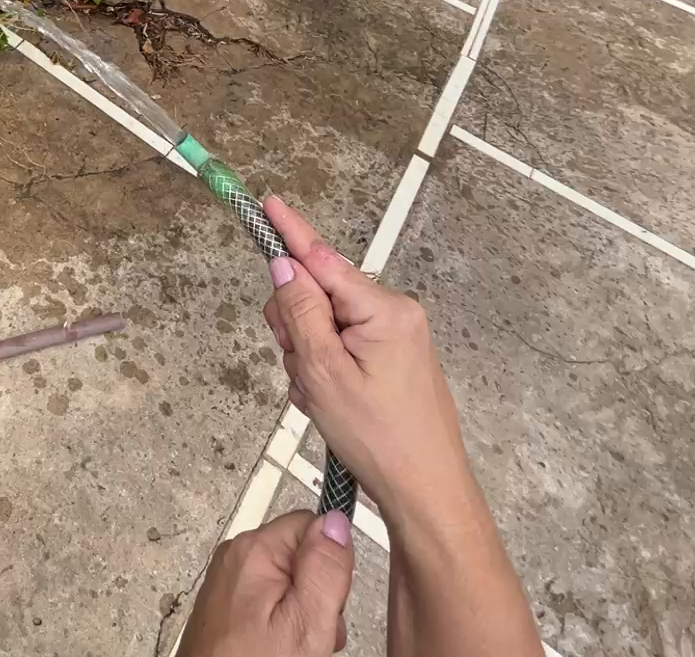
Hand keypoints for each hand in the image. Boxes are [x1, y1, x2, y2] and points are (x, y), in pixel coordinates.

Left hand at [178, 510, 355, 656]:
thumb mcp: (305, 623)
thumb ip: (324, 570)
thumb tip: (336, 520)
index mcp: (255, 549)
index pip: (308, 523)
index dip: (330, 561)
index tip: (331, 599)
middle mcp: (238, 554)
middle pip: (300, 554)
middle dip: (317, 594)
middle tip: (312, 634)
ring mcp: (230, 577)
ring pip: (289, 581)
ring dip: (304, 613)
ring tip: (296, 648)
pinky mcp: (228, 600)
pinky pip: (271, 599)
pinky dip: (284, 623)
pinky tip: (282, 649)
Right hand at [258, 196, 476, 524]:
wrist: (426, 494)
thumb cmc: (377, 436)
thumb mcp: (324, 370)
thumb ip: (300, 311)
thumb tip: (283, 263)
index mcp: (382, 310)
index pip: (322, 258)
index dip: (290, 230)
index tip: (268, 200)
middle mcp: (391, 312)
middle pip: (315, 291)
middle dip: (293, 323)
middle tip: (296, 363)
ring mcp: (393, 335)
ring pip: (320, 320)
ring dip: (304, 351)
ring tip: (316, 391)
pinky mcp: (389, 356)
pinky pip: (337, 342)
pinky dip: (321, 365)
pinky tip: (326, 398)